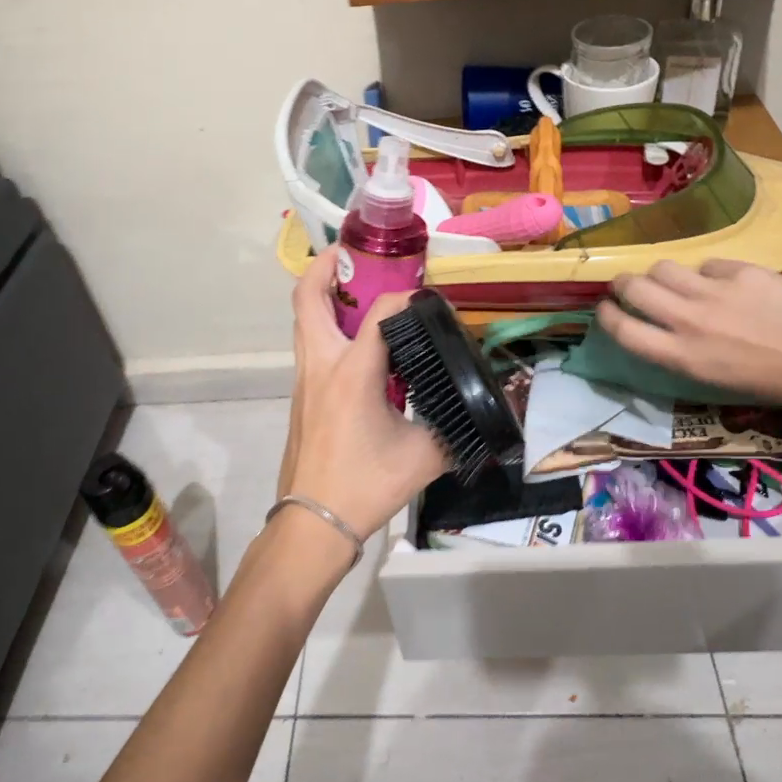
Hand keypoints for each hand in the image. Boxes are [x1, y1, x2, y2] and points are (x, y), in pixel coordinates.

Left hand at [280, 249, 446, 542]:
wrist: (312, 524)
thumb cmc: (365, 485)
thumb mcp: (423, 456)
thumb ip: (455, 427)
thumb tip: (481, 414)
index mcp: (352, 372)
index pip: (380, 311)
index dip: (407, 295)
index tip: (430, 298)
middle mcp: (320, 365)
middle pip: (309, 298)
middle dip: (329, 267)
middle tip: (359, 256)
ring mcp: (304, 381)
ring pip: (304, 321)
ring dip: (325, 297)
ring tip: (360, 292)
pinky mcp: (301, 397)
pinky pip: (310, 346)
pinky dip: (328, 327)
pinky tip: (360, 345)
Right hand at [599, 259, 781, 409]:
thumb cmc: (775, 382)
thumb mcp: (715, 379)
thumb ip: (681, 352)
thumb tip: (661, 328)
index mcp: (682, 356)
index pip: (622, 328)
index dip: (606, 315)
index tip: (606, 309)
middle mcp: (688, 321)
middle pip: (633, 287)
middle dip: (624, 284)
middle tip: (629, 287)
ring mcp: (714, 291)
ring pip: (663, 267)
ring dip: (662, 275)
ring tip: (675, 281)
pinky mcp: (740, 271)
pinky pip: (707, 264)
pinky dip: (708, 273)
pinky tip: (726, 284)